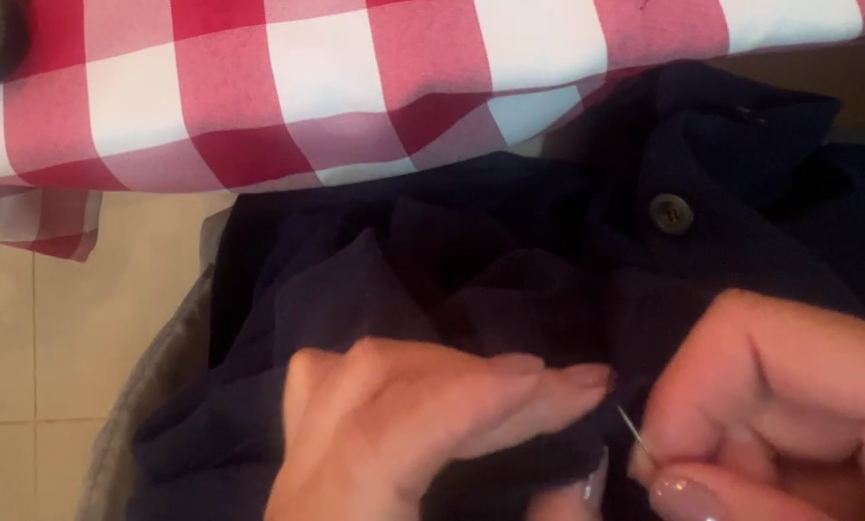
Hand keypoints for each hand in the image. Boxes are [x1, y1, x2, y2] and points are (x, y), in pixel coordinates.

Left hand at [267, 338, 614, 520]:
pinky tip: (426, 394)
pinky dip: (381, 377)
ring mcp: (289, 482)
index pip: (383, 439)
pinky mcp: (298, 481)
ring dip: (431, 368)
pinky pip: (319, 389)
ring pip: (343, 374)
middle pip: (369, 389)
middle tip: (562, 387)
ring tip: (506, 389)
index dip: (467, 401)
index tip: (553, 379)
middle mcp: (297, 496)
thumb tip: (575, 479)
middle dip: (473, 378)